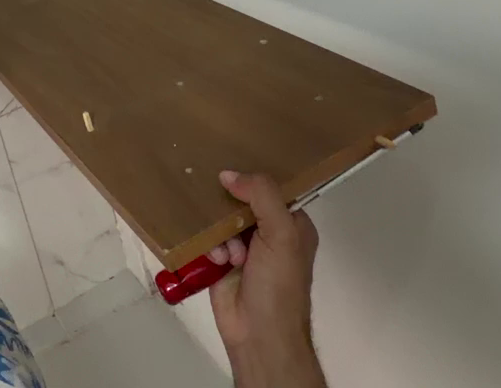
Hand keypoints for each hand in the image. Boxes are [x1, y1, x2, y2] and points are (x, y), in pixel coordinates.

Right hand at [206, 170, 326, 387]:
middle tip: (225, 214)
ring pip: (222, 218)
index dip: (255, 178)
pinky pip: (208, 238)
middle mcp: (270, 234)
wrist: (259, 336)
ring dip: (220, 231)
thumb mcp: (281, 234)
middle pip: (243, 200)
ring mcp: (245, 248)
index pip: (272, 189)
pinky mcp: (222, 261)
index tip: (233, 166)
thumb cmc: (279, 285)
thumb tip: (228, 174)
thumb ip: (261, 195)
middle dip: (231, 207)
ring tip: (227, 252)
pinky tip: (217, 260)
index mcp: (292, 224)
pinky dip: (210, 245)